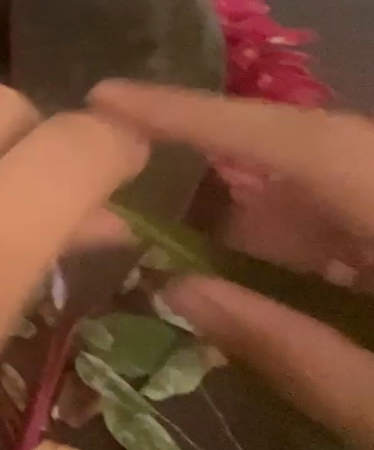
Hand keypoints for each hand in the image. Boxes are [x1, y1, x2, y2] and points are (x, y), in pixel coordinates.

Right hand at [88, 80, 373, 449]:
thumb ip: (292, 352)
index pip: (297, 143)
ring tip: (288, 311)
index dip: (193, 115)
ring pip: (362, 194)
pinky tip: (353, 313)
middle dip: (254, 210)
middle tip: (197, 268)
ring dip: (309, 240)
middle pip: (329, 168)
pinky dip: (355, 254)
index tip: (102, 97)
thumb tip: (177, 293)